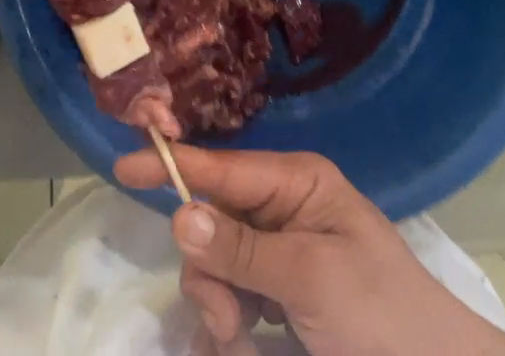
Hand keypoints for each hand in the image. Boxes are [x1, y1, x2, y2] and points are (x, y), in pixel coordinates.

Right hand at [115, 147, 504, 355]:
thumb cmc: (381, 312)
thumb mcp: (311, 275)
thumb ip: (242, 248)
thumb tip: (180, 216)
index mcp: (297, 184)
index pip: (222, 167)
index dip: (173, 166)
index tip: (122, 168)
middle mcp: (282, 211)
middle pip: (208, 224)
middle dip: (210, 273)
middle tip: (233, 319)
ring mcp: (277, 255)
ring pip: (211, 268)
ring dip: (219, 309)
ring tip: (250, 342)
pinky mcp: (276, 297)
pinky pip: (225, 302)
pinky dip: (224, 331)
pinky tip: (242, 350)